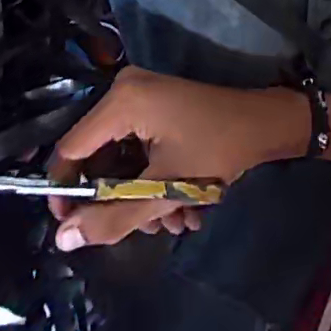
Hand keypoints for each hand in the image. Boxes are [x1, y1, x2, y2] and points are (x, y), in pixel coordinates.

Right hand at [47, 67, 306, 249]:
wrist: (267, 123)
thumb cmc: (218, 150)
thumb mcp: (165, 190)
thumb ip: (113, 217)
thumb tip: (63, 240)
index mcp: (121, 102)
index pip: (71, 149)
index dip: (65, 191)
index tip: (71, 228)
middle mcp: (124, 90)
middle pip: (97, 155)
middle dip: (119, 198)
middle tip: (143, 227)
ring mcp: (140, 94)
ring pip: (120, 156)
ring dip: (141, 194)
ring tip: (175, 219)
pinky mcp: (155, 103)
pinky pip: (136, 144)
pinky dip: (152, 175)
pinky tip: (182, 203)